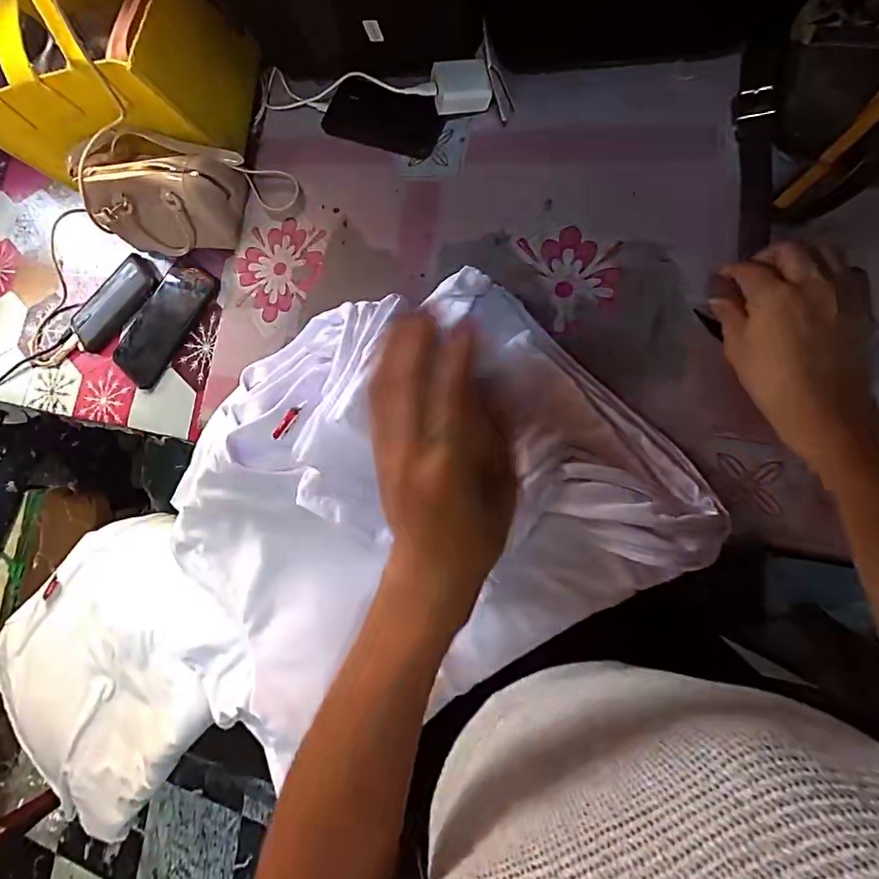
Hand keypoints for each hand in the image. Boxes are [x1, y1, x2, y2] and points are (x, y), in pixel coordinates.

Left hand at [369, 314, 516, 621]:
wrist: (428, 569)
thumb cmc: (477, 535)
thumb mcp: (503, 487)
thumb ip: (496, 434)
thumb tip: (490, 385)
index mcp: (447, 463)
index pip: (449, 397)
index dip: (456, 357)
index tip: (464, 323)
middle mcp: (408, 450)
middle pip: (404, 385)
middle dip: (413, 342)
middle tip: (426, 309)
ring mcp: (386, 450)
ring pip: (382, 390)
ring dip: (391, 350)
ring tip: (403, 318)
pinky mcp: (376, 452)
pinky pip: (374, 404)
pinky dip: (380, 372)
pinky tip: (387, 352)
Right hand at [710, 241, 878, 474]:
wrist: (825, 406)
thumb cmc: (770, 380)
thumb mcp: (738, 348)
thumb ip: (730, 315)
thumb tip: (720, 297)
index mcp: (773, 294)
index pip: (748, 268)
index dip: (731, 270)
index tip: (723, 278)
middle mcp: (810, 283)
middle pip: (790, 249)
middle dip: (767, 255)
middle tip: (755, 271)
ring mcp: (841, 291)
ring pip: (824, 252)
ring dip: (802, 256)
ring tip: (789, 273)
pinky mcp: (861, 304)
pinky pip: (848, 271)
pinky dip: (830, 270)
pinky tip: (819, 287)